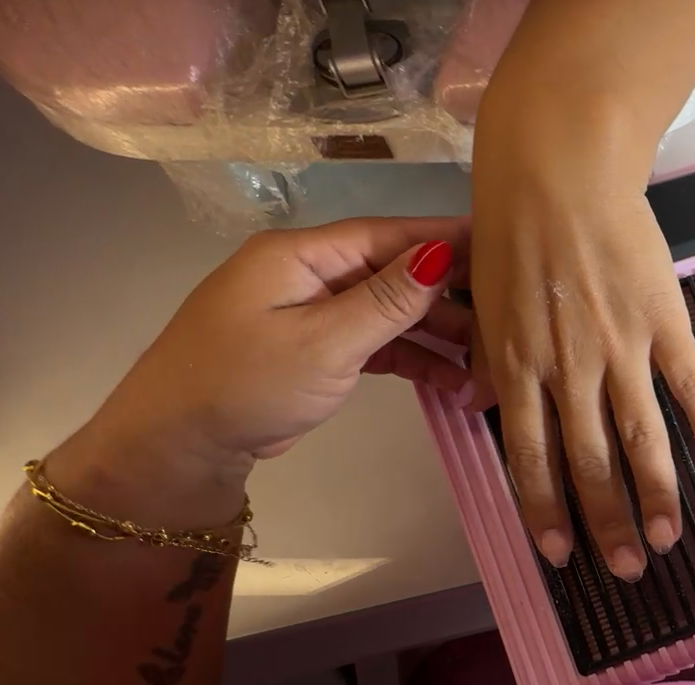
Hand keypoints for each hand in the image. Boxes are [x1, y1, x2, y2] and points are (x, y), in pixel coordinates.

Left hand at [51, 218, 473, 526]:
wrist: (183, 440)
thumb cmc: (247, 382)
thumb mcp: (326, 341)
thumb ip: (388, 300)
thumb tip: (441, 254)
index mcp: (303, 256)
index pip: (390, 235)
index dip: (447, 237)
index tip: (502, 243)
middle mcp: (314, 275)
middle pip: (399, 274)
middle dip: (454, 296)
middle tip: (510, 313)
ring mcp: (320, 313)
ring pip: (397, 313)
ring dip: (442, 338)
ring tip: (490, 363)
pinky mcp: (325, 349)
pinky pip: (385, 344)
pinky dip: (418, 360)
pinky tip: (456, 382)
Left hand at [470, 100, 694, 582]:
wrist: (558, 162)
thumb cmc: (510, 224)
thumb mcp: (479, 295)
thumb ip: (490, 359)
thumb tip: (487, 406)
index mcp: (516, 363)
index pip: (531, 455)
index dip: (545, 509)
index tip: (559, 555)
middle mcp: (568, 368)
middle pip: (589, 461)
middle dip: (606, 522)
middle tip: (626, 570)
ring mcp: (619, 346)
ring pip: (639, 436)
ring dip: (656, 494)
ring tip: (669, 539)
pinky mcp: (663, 320)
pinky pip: (688, 380)